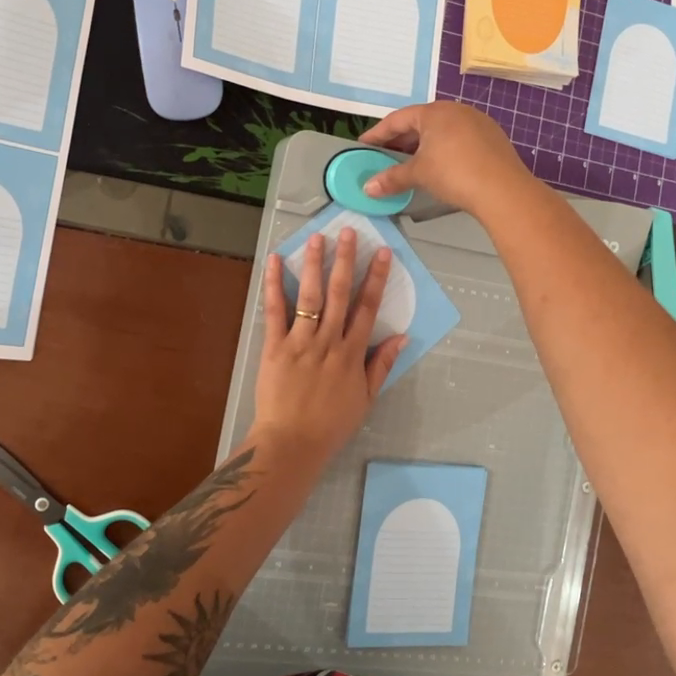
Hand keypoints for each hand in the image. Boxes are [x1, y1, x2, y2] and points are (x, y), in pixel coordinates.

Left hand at [253, 229, 406, 450]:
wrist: (291, 443)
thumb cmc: (330, 425)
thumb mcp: (365, 399)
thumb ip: (380, 365)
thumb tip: (402, 337)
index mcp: (351, 354)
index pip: (367, 308)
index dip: (375, 278)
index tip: (381, 253)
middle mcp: (328, 341)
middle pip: (339, 294)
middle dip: (344, 260)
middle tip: (347, 232)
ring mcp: (300, 341)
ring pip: (309, 295)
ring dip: (313, 264)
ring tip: (316, 238)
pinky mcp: (274, 346)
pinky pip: (275, 310)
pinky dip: (273, 284)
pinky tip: (273, 261)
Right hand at [360, 101, 536, 217]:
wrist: (503, 189)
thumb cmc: (454, 174)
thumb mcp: (419, 174)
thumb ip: (391, 178)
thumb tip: (367, 188)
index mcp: (434, 112)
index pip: (397, 119)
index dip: (377, 134)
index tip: (363, 145)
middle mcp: (456, 110)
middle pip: (420, 122)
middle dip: (400, 140)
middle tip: (385, 156)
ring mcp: (477, 122)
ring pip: (441, 131)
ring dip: (423, 146)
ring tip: (410, 163)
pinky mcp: (492, 138)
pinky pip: (459, 139)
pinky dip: (443, 150)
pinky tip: (440, 166)